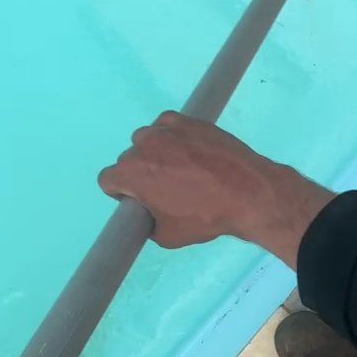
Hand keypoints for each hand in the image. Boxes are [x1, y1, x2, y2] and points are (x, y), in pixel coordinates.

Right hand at [97, 111, 333, 267]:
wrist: (248, 192)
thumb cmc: (206, 216)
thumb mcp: (167, 236)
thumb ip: (146, 223)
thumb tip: (149, 215)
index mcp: (131, 172)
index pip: (108, 180)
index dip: (122, 193)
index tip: (140, 200)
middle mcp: (144, 144)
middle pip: (130, 158)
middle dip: (142, 172)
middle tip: (167, 187)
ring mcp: (169, 128)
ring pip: (149, 139)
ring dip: (157, 151)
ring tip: (182, 168)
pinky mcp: (192, 120)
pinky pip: (169, 124)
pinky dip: (174, 134)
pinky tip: (191, 150)